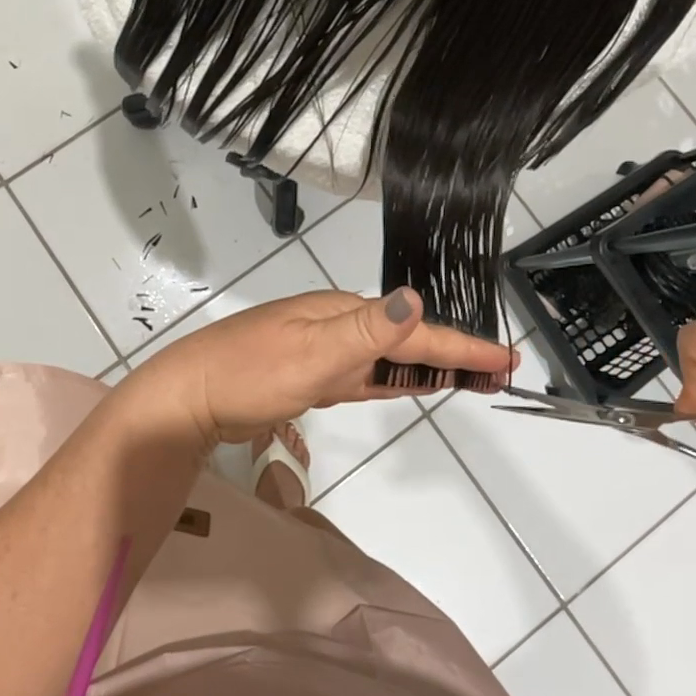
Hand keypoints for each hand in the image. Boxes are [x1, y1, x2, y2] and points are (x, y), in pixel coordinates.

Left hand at [124, 287, 516, 446]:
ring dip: (428, 364)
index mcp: (341, 314)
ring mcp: (323, 350)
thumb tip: (413, 298)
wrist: (190, 397)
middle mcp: (336, 325)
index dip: (460, 344)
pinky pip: (366, 375)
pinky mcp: (311, 376)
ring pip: (388, 356)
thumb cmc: (249, 374)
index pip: (413, 328)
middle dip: (453, 350)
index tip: (504, 357)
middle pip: (406, 337)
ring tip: (468, 373)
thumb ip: (365, 331)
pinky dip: (393, 377)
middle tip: (499, 366)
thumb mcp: (312, 354)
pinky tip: (409, 380)